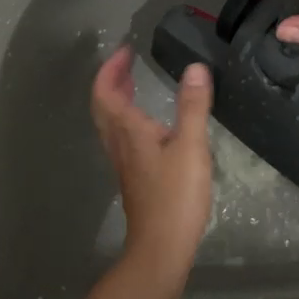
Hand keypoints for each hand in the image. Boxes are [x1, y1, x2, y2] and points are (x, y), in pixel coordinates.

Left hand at [89, 46, 213, 274]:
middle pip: (104, 106)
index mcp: (128, 131)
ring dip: (118, 99)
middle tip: (128, 61)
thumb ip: (193, 106)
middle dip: (112, 80)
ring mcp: (124, 163)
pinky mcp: (134, 177)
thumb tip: (195, 67)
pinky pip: (122, 137)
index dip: (111, 68)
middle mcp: (119, 144)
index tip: (125, 50)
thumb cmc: (175, 197)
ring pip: (111, 123)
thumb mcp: (191, 147)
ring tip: (135, 84)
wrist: (161, 248)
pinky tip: (150, 124)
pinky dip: (129, 118)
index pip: (106, 92)